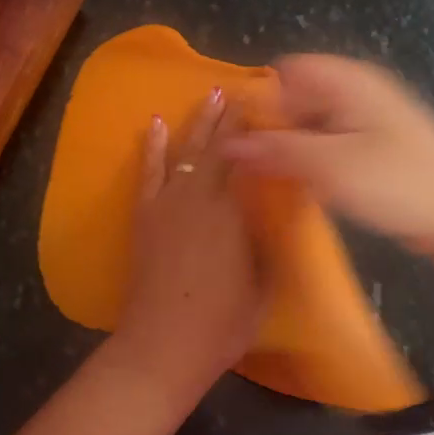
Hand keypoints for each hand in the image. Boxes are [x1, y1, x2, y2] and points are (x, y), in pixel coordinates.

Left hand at [113, 89, 267, 388]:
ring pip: (188, 150)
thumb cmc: (223, 321)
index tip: (269, 104)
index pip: (250, 157)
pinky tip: (155, 123)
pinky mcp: (146, 213)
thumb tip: (287, 207)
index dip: (259, 130)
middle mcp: (203, 195)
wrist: (164, 345)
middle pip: (220, 146)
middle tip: (243, 89)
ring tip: (212, 94)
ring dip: (200, 121)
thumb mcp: (265, 281)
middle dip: (232, 116)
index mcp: (236, 209)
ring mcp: (170, 201)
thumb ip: (274, 240)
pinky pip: (150, 170)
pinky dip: (153, 144)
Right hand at [225, 55, 433, 259]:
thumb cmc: (400, 183)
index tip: (241, 137)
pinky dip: (317, 161)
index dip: (261, 99)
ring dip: (295, 148)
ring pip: (314, 122)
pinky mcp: (378, 147)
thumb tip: (227, 140)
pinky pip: (333, 142)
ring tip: (277, 182)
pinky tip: (309, 189)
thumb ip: (278, 150)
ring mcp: (370, 118)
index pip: (285, 70)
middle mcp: (357, 90)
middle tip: (254, 167)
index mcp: (347, 80)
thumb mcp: (331, 167)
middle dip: (275, 127)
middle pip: (298, 95)